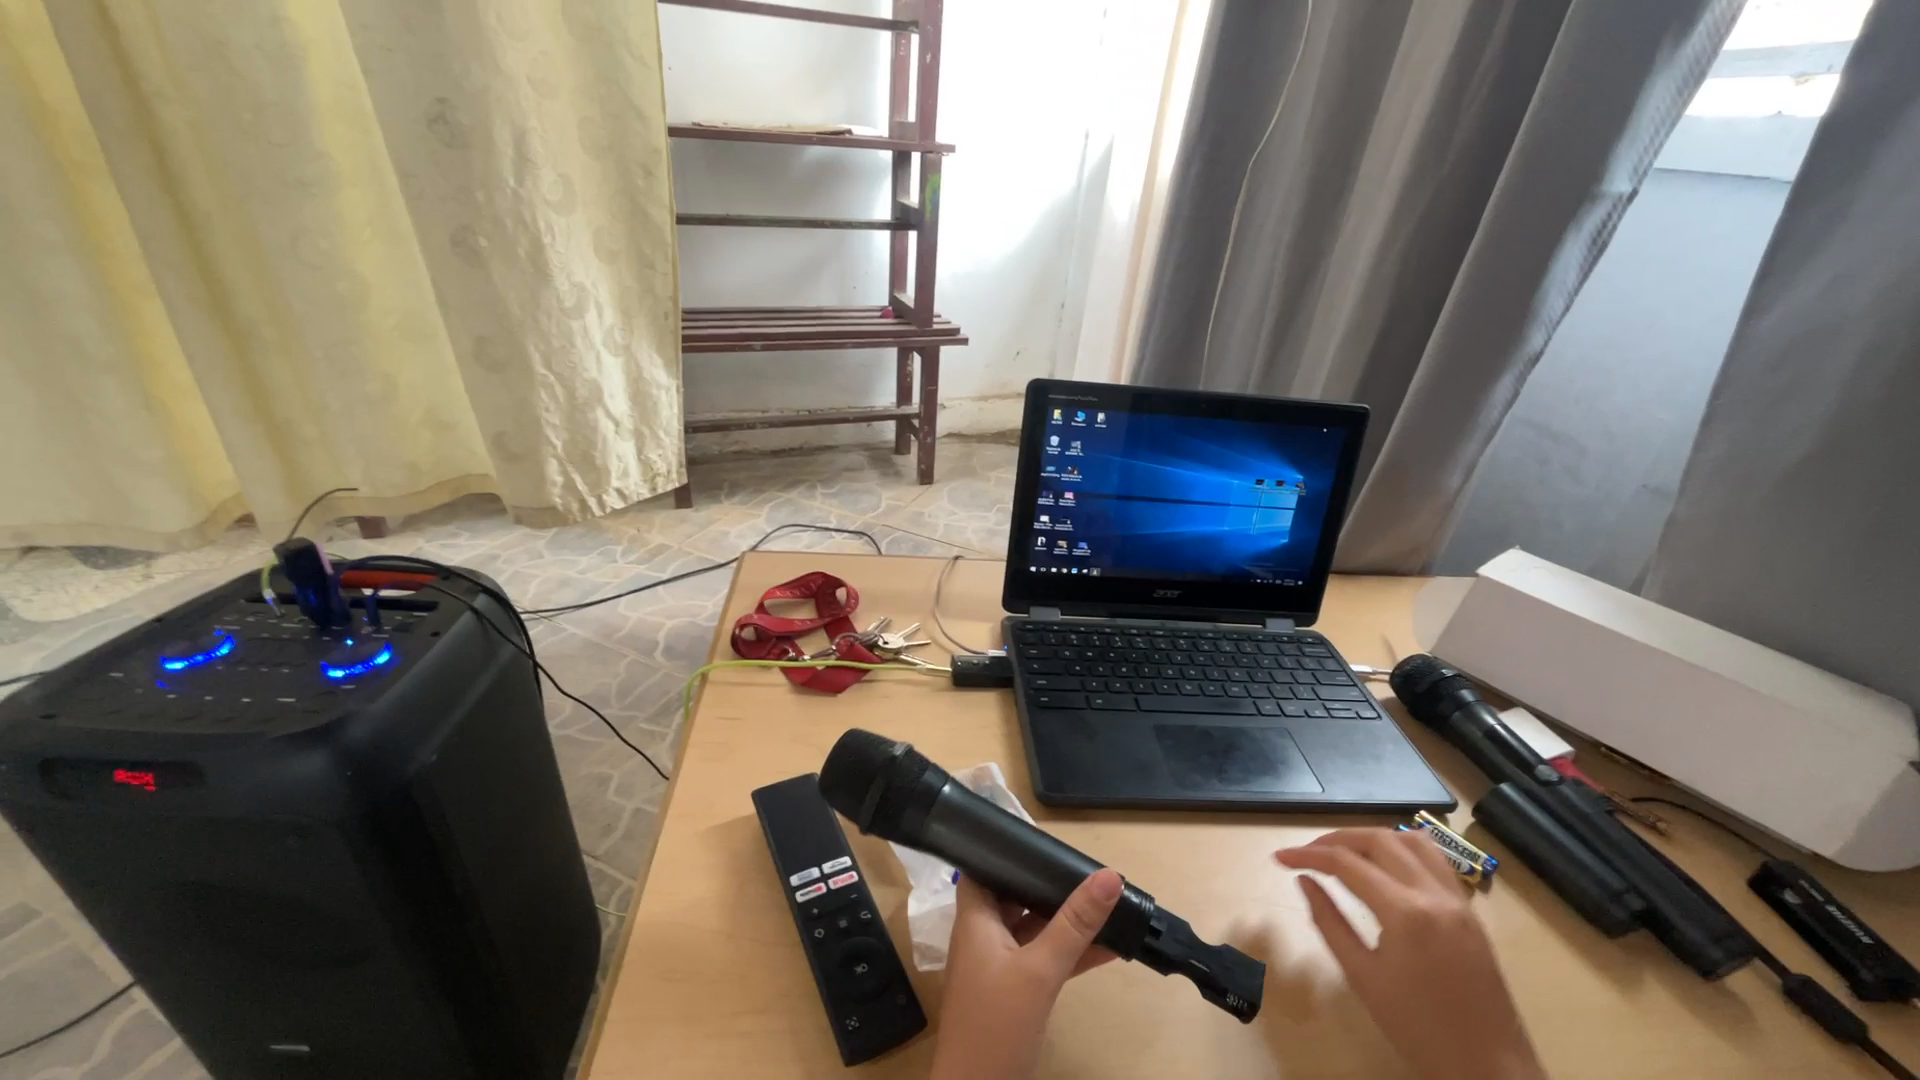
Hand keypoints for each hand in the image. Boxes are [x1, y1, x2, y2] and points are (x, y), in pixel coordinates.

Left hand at [929, 869, 1123, 1079]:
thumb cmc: (998, 1023)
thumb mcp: (1040, 969)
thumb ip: (1075, 924)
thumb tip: (1109, 876)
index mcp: (975, 919)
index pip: (984, 868)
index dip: (1008, 853)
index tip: (1044, 840)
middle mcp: (983, 935)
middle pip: (1015, 896)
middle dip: (1049, 885)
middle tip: (1088, 870)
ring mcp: (999, 966)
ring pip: (1034, 929)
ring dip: (1066, 920)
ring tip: (1108, 904)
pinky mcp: (1015, 993)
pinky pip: (1045, 960)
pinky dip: (1071, 952)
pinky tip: (1111, 948)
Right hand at [1277, 829, 1544, 1079]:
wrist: (1488, 1066)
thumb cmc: (1417, 1029)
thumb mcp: (1362, 977)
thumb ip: (1329, 922)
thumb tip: (1304, 881)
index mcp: (1405, 913)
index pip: (1346, 863)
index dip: (1307, 855)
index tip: (1279, 858)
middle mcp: (1434, 894)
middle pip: (1378, 840)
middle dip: (1335, 839)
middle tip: (1306, 854)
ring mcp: (1458, 899)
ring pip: (1411, 840)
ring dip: (1372, 837)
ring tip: (1344, 853)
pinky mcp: (1469, 910)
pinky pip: (1435, 860)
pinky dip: (1402, 849)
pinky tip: (1384, 865)